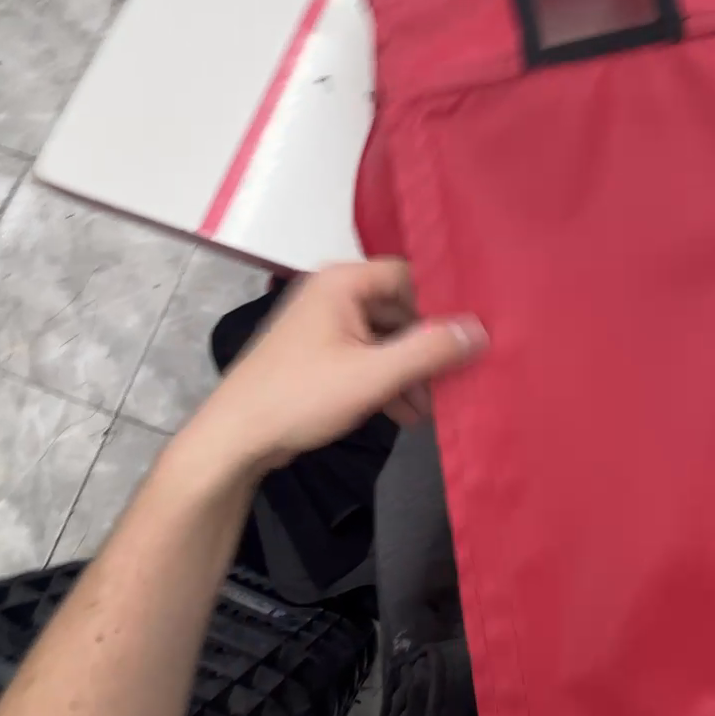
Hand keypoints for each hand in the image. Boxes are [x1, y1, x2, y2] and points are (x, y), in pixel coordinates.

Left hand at [179, 259, 484, 474]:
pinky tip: (406, 414)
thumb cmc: (301, 396)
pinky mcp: (320, 355)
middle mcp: (335, 294)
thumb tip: (480, 331)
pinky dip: (387, 381)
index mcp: (343, 282)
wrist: (234, 440)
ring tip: (431, 407)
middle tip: (457, 377)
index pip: (409, 275)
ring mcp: (326, 325)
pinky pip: (367, 357)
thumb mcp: (373, 376)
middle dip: (426, 347)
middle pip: (399, 309)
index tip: (472, 331)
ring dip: (410, 371)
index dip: (441, 302)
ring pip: (385, 338)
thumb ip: (429, 351)